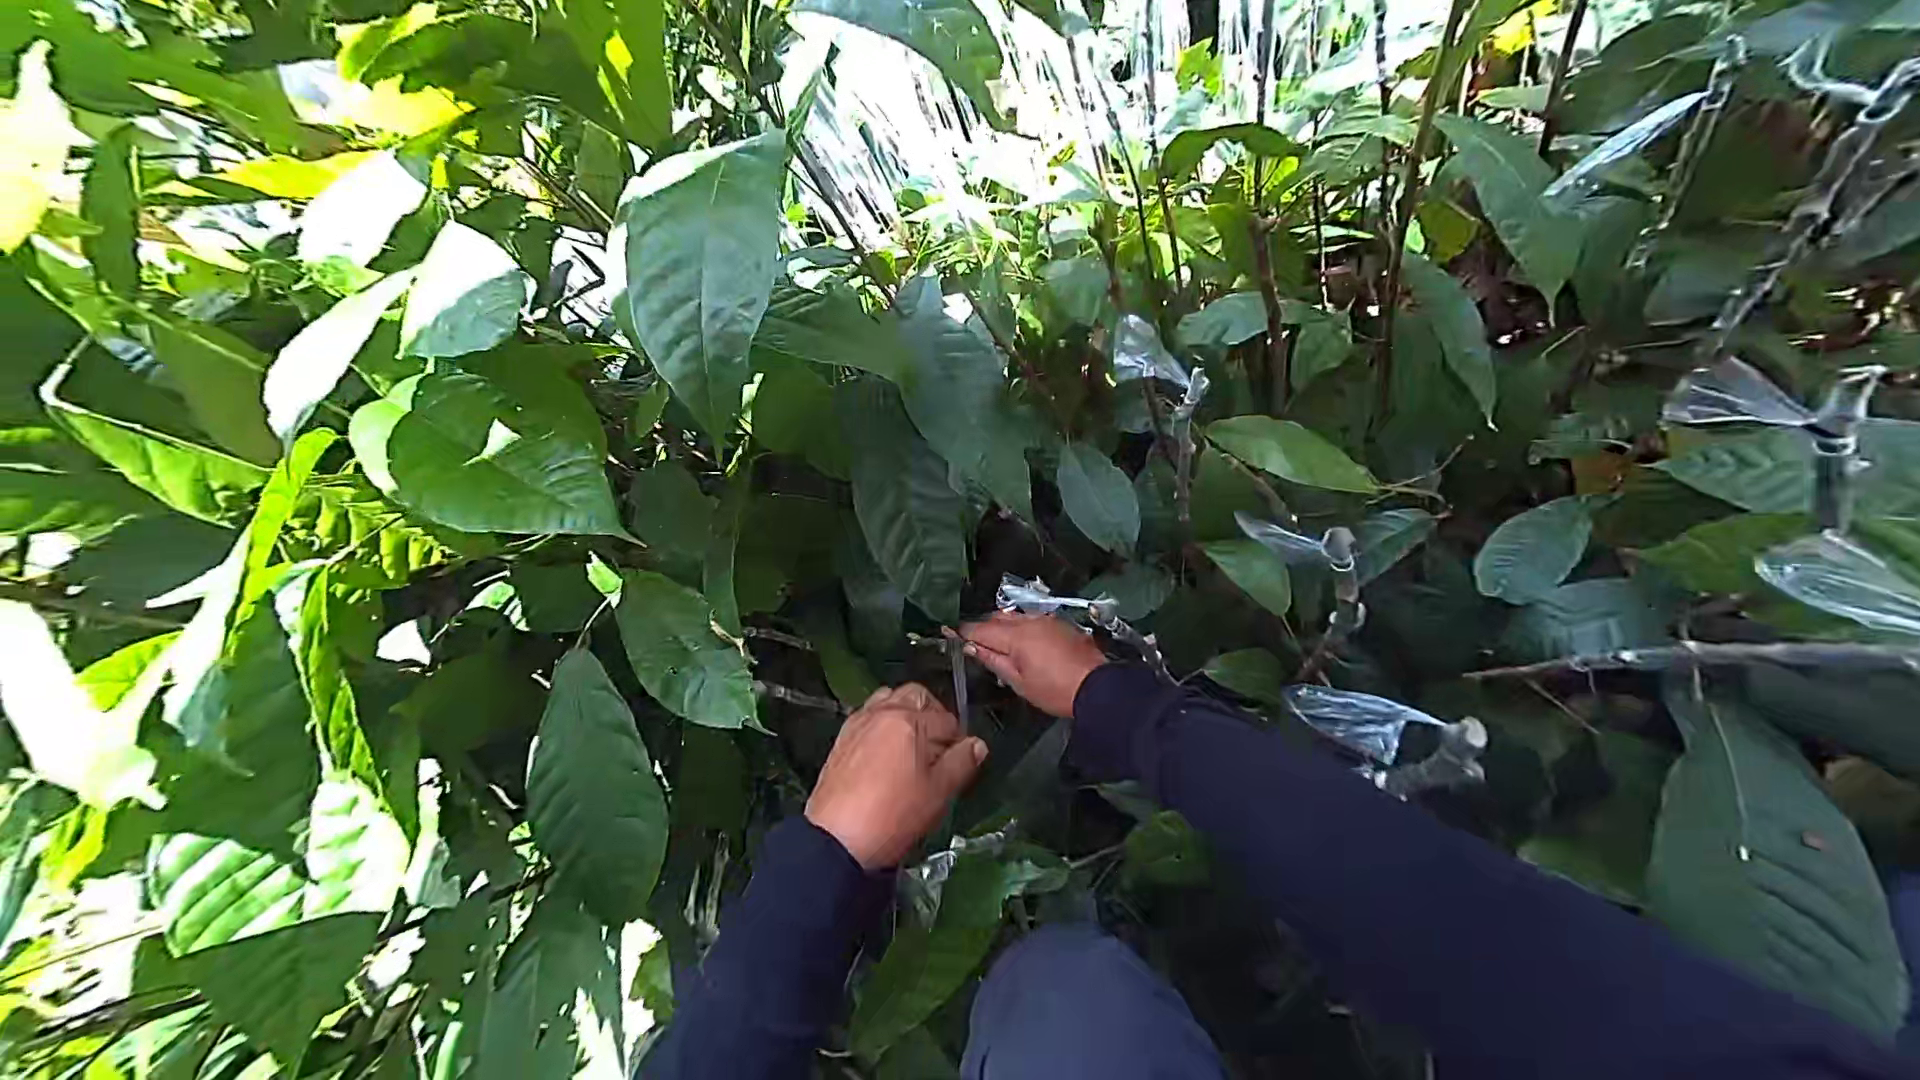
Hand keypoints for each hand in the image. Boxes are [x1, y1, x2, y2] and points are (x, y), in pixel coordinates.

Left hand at [805, 684, 987, 869]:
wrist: (836, 841)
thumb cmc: (893, 815)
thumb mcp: (938, 792)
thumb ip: (961, 763)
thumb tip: (977, 745)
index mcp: (909, 720)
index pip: (947, 720)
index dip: (958, 741)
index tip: (959, 762)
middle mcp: (883, 712)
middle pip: (917, 696)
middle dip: (934, 715)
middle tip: (939, 747)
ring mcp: (860, 722)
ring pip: (890, 699)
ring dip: (906, 712)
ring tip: (912, 745)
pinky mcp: (843, 737)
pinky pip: (869, 715)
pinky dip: (883, 723)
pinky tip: (887, 753)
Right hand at [952, 612, 1107, 718]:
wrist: (1097, 688)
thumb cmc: (1055, 690)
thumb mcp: (1019, 682)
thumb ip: (993, 660)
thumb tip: (972, 647)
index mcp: (1015, 635)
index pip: (980, 628)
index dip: (963, 632)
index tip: (950, 635)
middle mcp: (1029, 620)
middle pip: (996, 617)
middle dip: (982, 627)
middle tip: (973, 643)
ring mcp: (1046, 619)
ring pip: (1015, 616)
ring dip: (1002, 626)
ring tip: (996, 644)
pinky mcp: (1060, 624)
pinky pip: (1031, 619)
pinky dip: (1020, 627)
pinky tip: (1021, 642)